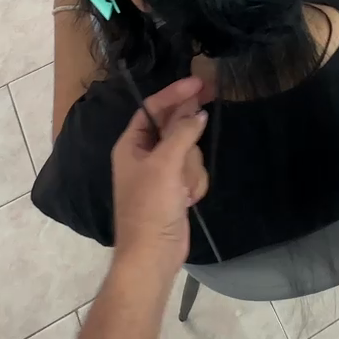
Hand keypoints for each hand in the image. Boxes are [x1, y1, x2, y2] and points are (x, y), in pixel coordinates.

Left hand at [110, 77, 210, 277]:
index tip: (199, 82)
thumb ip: (183, 132)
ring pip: (189, 150)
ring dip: (192, 168)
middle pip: (175, 126)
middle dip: (188, 136)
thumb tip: (199, 113)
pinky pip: (194, 171)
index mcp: (131, 144)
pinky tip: (189, 200)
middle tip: (207, 111)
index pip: (154, 107)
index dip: (176, 93)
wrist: (153, 256)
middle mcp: (145, 154)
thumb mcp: (165, 164)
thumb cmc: (150, 207)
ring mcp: (162, 172)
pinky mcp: (176, 189)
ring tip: (184, 189)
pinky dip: (195, 183)